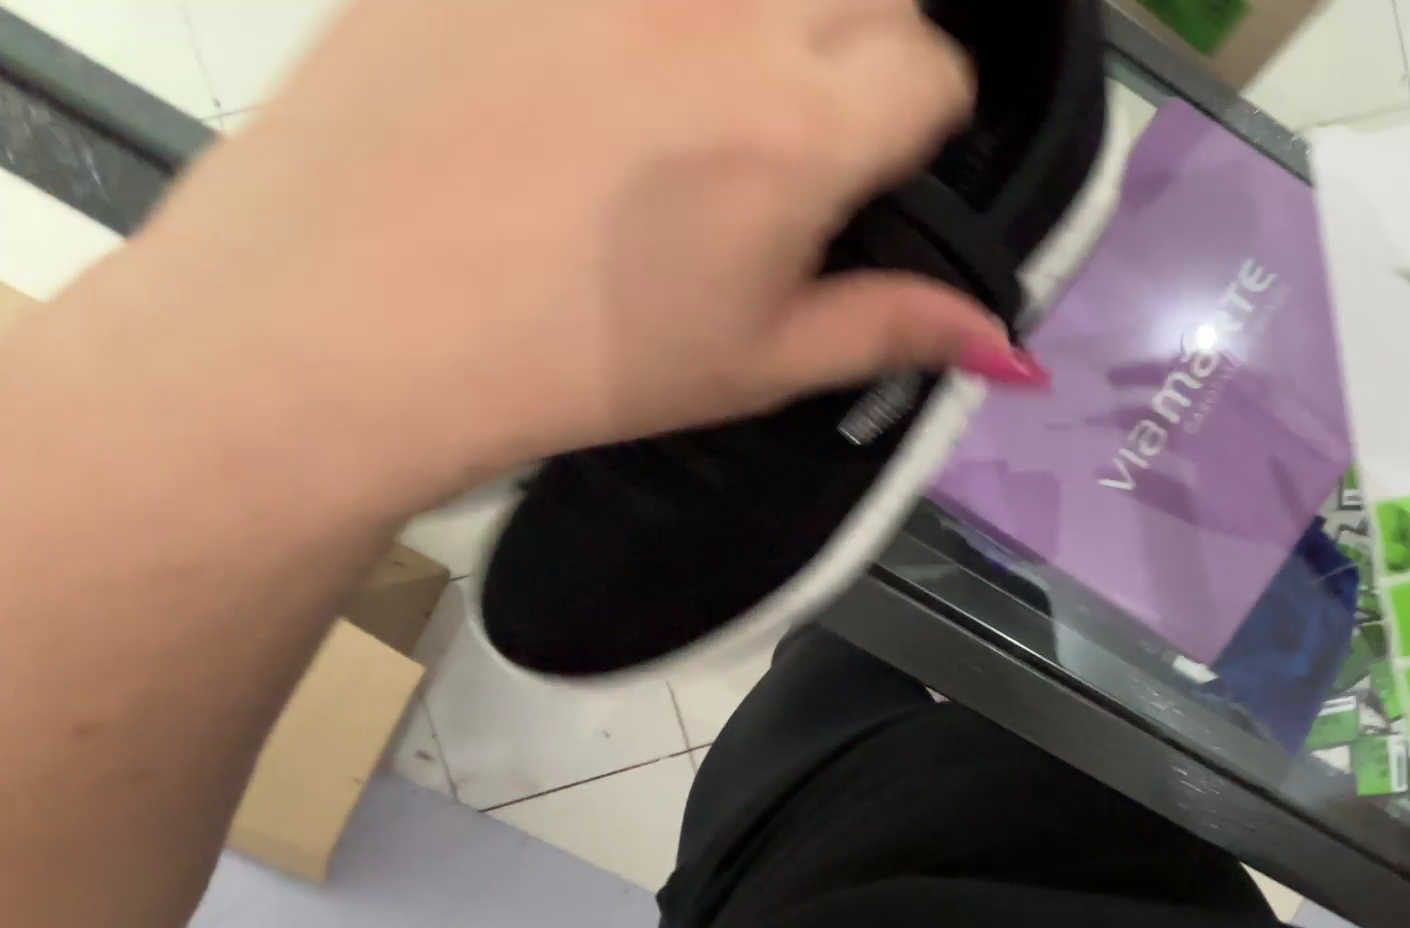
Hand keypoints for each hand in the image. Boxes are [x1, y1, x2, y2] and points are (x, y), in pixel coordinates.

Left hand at [120, 0, 1025, 503]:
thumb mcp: (760, 363)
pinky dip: (658, 12)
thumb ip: (896, 330)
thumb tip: (1012, 344)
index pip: (936, 71)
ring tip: (707, 96)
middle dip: (864, 53)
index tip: (876, 173)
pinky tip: (612, 68)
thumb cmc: (584, 363)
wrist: (350, 322)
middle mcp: (725, 11)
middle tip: (798, 133)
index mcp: (801, 127)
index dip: (923, 125)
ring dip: (777, 19)